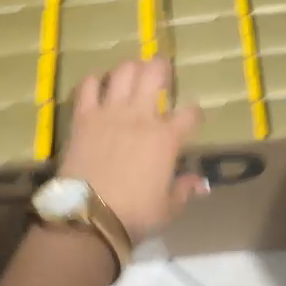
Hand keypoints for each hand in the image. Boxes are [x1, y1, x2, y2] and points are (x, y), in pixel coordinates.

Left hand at [58, 59, 206, 242]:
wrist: (88, 217)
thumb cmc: (133, 216)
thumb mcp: (167, 209)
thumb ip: (184, 191)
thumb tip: (201, 183)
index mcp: (166, 139)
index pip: (190, 113)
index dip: (194, 113)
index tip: (191, 118)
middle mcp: (141, 117)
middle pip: (155, 73)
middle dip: (161, 67)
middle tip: (161, 74)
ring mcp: (111, 112)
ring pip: (124, 71)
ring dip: (131, 68)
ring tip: (133, 75)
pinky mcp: (84, 116)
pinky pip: (89, 85)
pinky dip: (95, 81)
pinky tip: (99, 86)